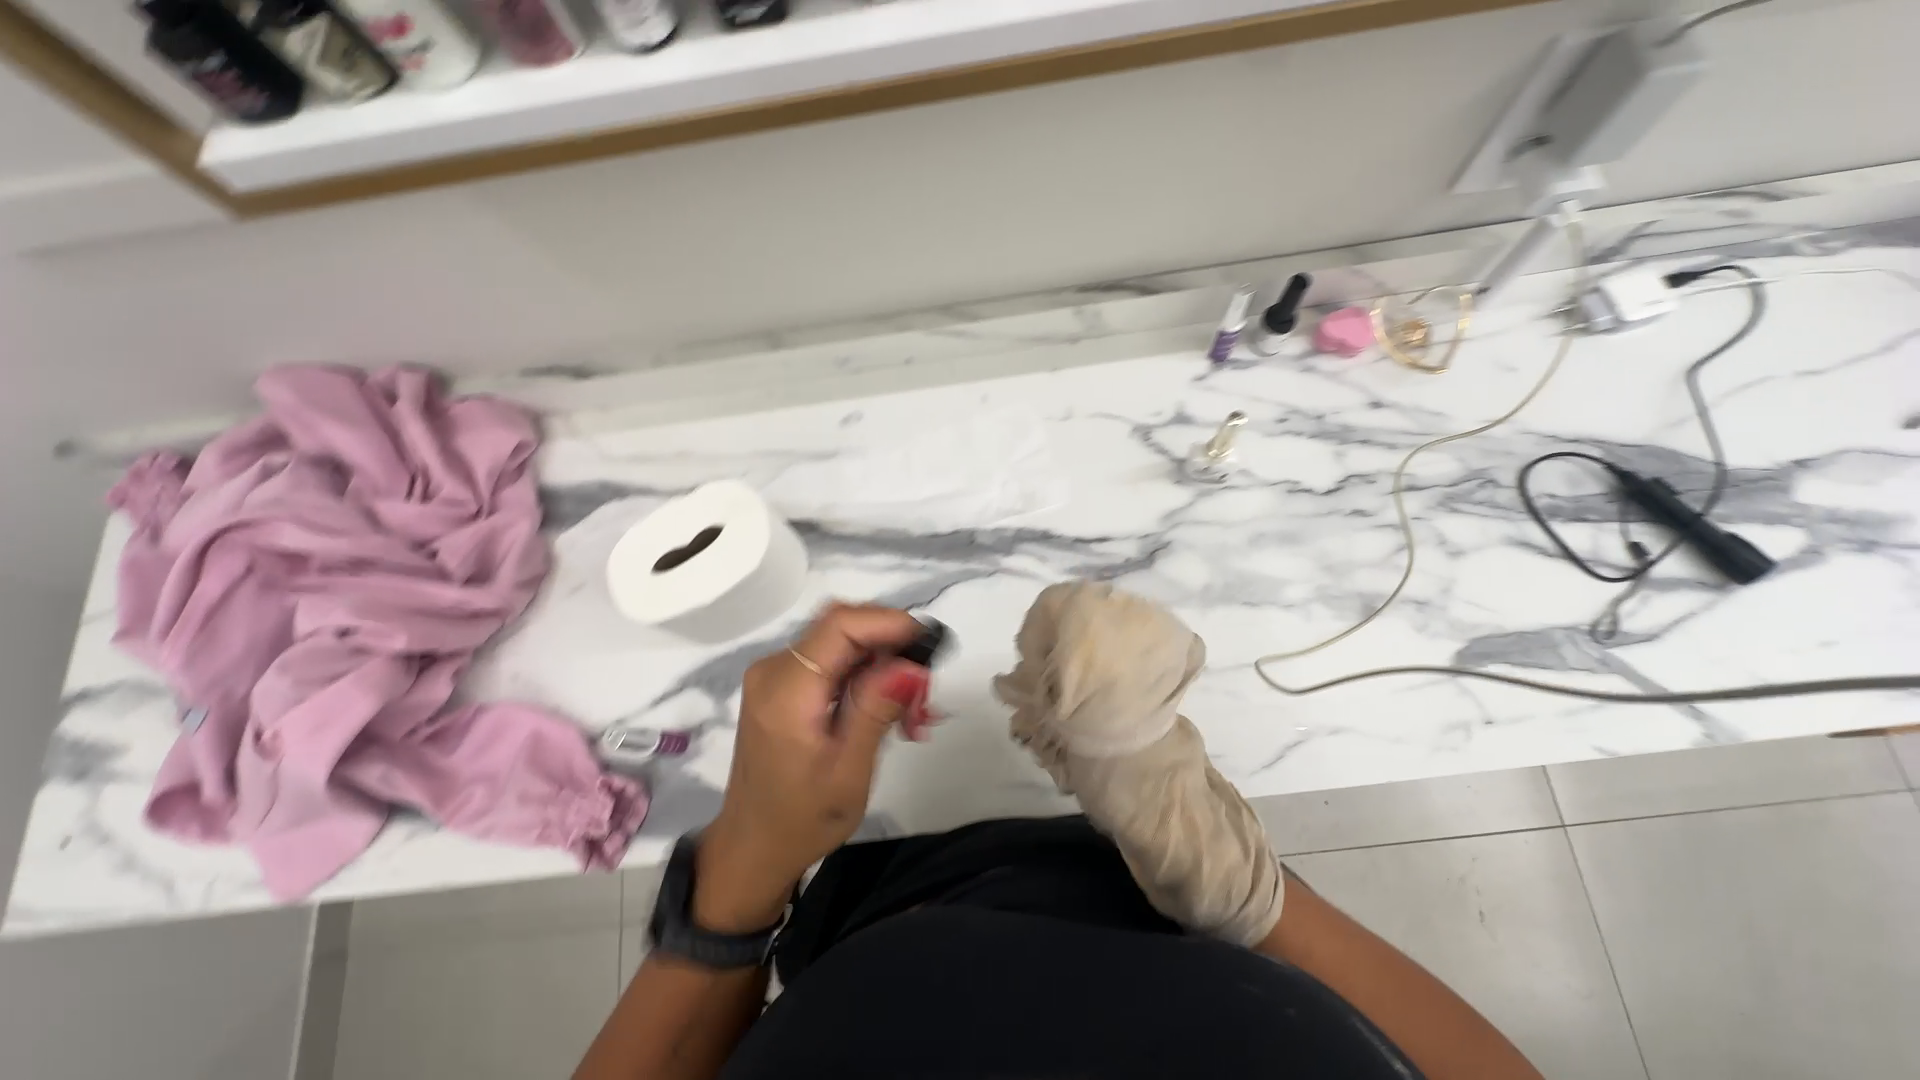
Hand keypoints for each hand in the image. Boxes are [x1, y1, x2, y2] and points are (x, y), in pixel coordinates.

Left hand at [694, 602, 930, 932]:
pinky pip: (831, 661)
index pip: (840, 625)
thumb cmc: (802, 819)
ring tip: (913, 712)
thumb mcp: (849, 772)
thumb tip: (911, 665)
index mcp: (786, 691)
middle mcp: (774, 670)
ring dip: (883, 664)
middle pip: (842, 627)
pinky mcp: (781, 685)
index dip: (888, 622)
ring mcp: (774, 675)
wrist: (753, 847)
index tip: (929, 645)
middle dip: (892, 647)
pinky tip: (889, 710)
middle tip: (924, 694)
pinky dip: (865, 675)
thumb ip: (876, 711)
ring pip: (841, 642)